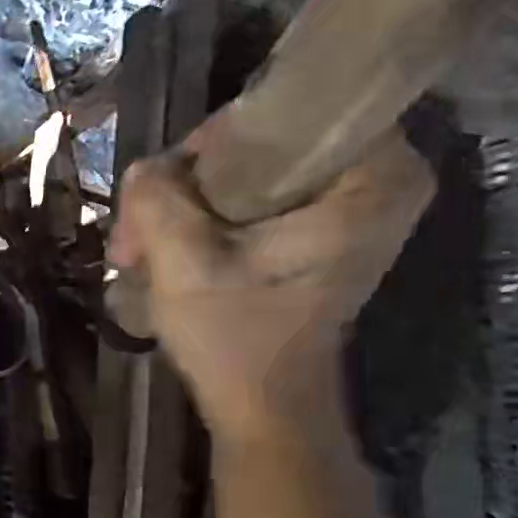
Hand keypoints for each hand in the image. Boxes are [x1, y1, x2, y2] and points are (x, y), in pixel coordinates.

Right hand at [110, 124, 432, 432]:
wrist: (263, 410)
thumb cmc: (237, 339)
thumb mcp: (183, 262)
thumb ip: (156, 198)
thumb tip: (145, 169)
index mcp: (371, 176)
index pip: (286, 108)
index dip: (214, 140)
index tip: (169, 186)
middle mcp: (375, 181)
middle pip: (262, 141)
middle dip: (189, 184)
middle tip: (142, 231)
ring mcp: (349, 209)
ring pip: (248, 172)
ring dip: (187, 207)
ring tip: (144, 250)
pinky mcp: (320, 235)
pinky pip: (252, 199)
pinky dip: (206, 221)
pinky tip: (169, 254)